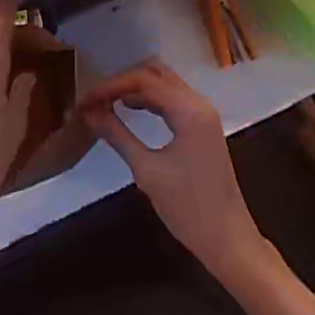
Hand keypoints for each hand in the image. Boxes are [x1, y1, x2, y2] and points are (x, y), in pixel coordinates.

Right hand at [80, 60, 265, 280]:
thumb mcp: (147, 171)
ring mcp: (202, 113)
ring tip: (106, 103)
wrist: (229, 241)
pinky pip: (171, 98)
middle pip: (155, 72)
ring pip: (163, 82)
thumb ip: (117, 135)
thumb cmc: (188, 208)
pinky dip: (148, 99)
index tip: (85, 100)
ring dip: (135, 88)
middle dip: (122, 81)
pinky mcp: (201, 125)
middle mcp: (198, 103)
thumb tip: (89, 112)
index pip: (143, 80)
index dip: (110, 86)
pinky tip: (129, 109)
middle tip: (96, 98)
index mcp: (188, 110)